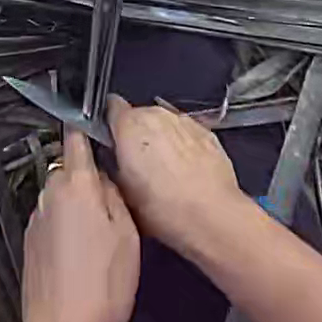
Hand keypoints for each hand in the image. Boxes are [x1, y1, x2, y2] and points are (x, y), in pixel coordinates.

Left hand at [17, 130, 138, 321]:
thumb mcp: (127, 234)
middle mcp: (52, 195)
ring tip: (97, 238)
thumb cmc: (99, 289)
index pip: (76, 137)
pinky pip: (51, 219)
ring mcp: (38, 218)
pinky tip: (81, 255)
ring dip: (76, 205)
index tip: (93, 119)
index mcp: (77, 185)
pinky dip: (64, 227)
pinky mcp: (30, 241)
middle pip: (70, 169)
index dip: (85, 125)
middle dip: (88, 178)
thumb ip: (116, 194)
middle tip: (111, 203)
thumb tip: (107, 178)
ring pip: (61, 195)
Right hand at [106, 95, 245, 254]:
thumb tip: (112, 160)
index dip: (109, 121)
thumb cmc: (164, 208)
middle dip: (136, 136)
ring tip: (165, 173)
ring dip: (161, 140)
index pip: (111, 106)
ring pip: (163, 124)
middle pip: (138, 116)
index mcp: (129, 125)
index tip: (110, 136)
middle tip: (138, 166)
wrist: (212, 215)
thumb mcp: (122, 194)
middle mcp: (156, 114)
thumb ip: (113, 166)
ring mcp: (183, 120)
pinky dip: (183, 146)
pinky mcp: (205, 131)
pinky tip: (187, 172)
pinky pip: (186, 133)